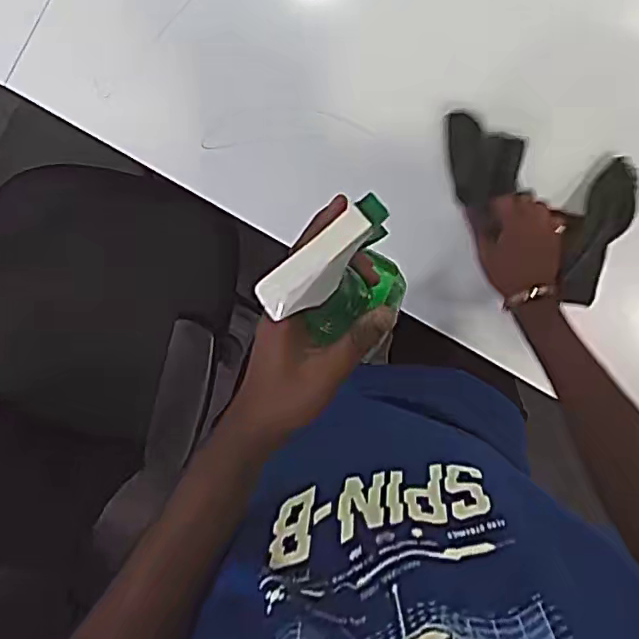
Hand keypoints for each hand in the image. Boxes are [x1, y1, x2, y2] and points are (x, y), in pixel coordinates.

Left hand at [226, 196, 397, 445]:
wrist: (254, 429)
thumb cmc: (279, 403)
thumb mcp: (327, 372)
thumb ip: (358, 340)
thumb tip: (384, 313)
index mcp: (285, 308)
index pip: (305, 256)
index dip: (325, 229)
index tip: (343, 209)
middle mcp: (284, 305)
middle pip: (312, 259)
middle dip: (342, 246)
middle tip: (369, 246)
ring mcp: (288, 313)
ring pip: (316, 274)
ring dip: (343, 266)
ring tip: (368, 271)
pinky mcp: (295, 324)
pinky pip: (319, 291)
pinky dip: (339, 283)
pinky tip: (355, 291)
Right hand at [470, 194, 563, 300]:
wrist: (532, 294)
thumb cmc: (508, 275)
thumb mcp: (486, 252)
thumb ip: (479, 227)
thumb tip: (470, 211)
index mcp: (514, 219)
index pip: (503, 198)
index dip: (494, 204)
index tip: (489, 211)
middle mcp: (533, 218)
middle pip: (523, 197)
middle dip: (512, 204)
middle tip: (503, 218)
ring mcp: (547, 225)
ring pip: (538, 204)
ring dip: (529, 209)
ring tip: (520, 222)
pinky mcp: (556, 234)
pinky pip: (552, 217)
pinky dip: (544, 219)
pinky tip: (536, 228)